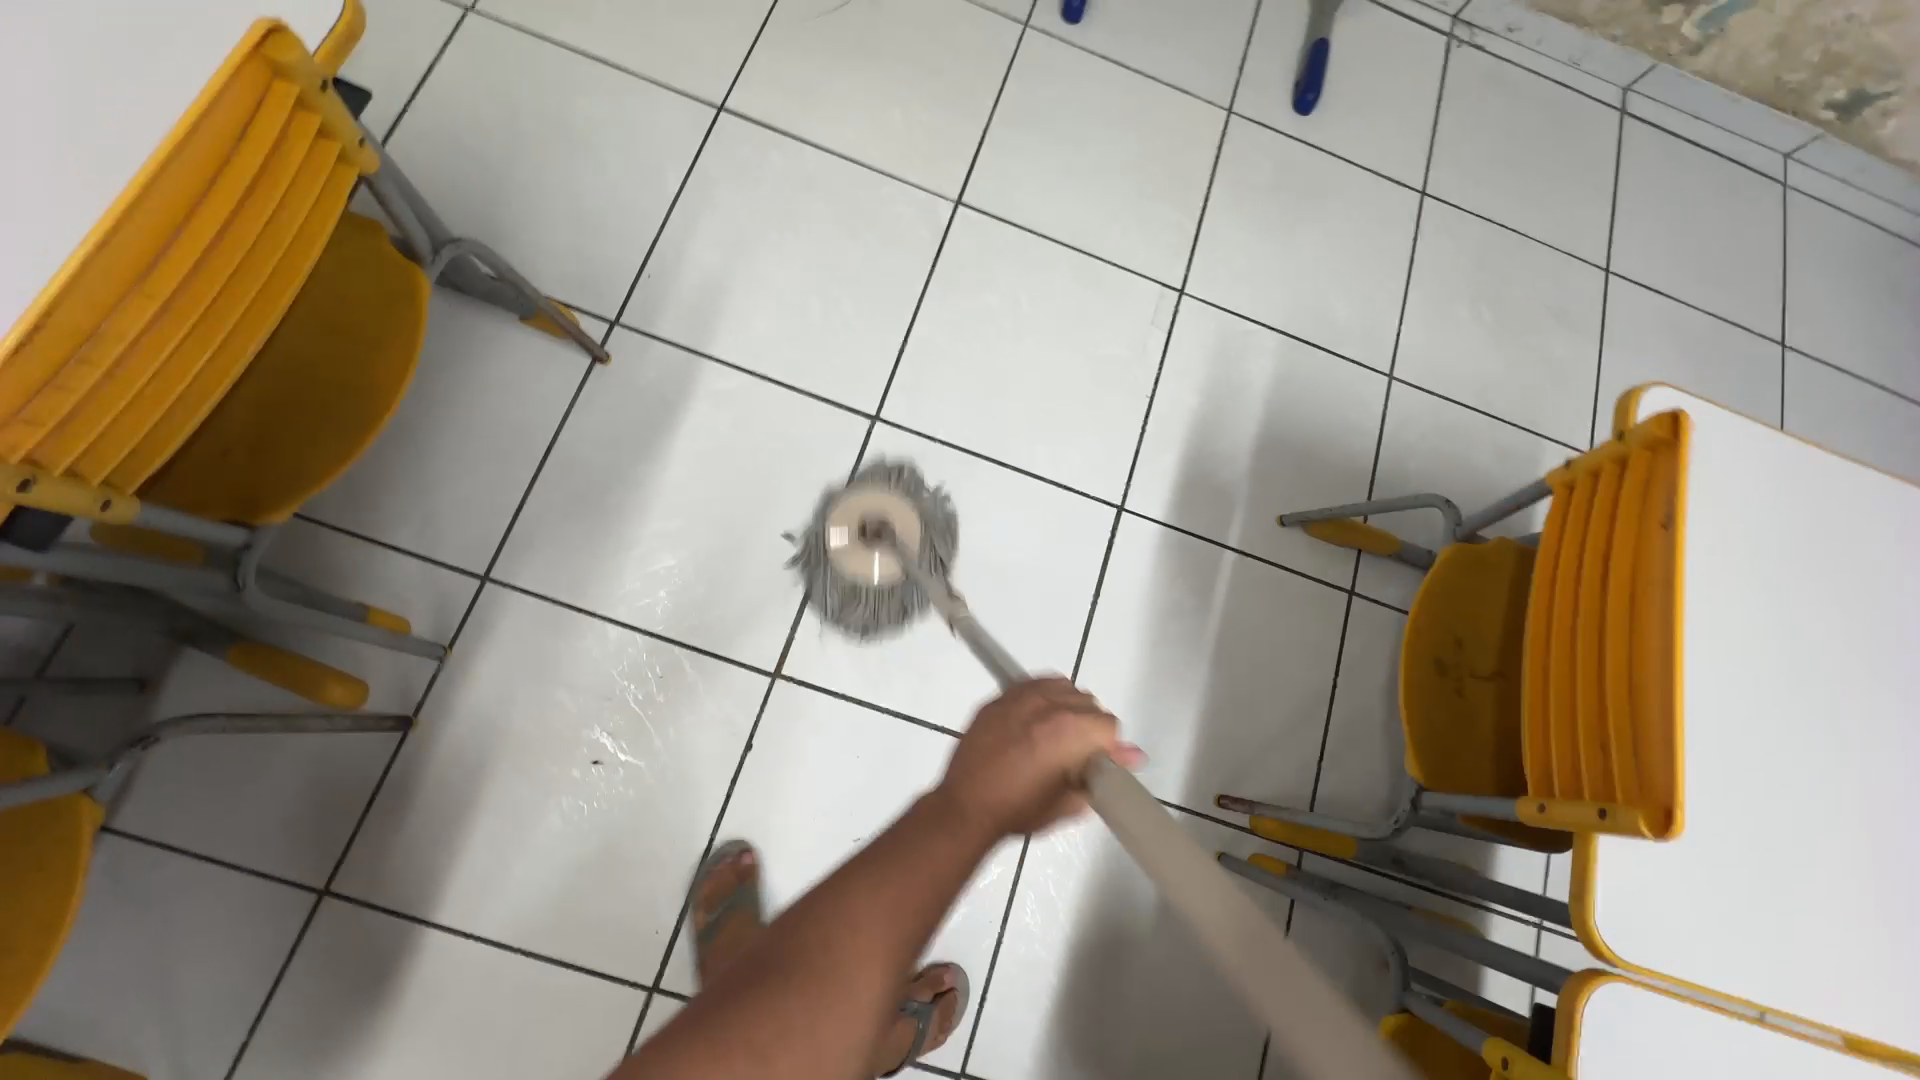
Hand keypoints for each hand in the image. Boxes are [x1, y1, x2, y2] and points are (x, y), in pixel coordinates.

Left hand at [933, 677, 1145, 840]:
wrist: (966, 806)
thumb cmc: (1021, 810)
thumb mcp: (1069, 801)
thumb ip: (1103, 774)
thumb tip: (1135, 756)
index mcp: (1071, 730)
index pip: (1110, 726)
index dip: (1107, 748)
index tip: (1094, 766)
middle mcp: (1049, 704)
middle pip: (1088, 703)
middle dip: (1089, 728)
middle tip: (1074, 755)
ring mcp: (1021, 696)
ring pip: (1064, 688)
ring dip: (1067, 708)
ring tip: (1053, 736)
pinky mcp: (999, 697)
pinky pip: (1034, 683)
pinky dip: (1043, 697)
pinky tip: (1034, 720)